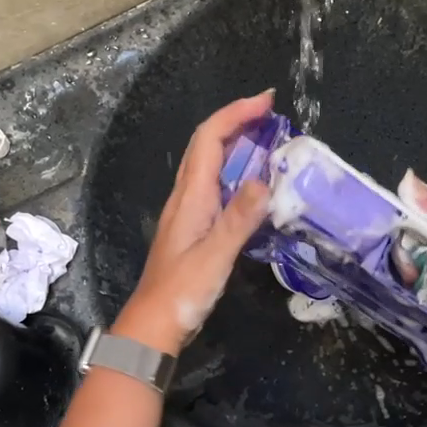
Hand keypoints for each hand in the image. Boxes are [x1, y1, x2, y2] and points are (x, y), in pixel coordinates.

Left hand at [113, 92, 276, 354]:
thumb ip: (240, 219)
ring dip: (238, 149)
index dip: (236, 114)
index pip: (209, 139)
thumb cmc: (181, 292)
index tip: (267, 101)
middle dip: (238, 124)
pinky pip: (215, 192)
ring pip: (211, 168)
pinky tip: (254, 192)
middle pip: (208, 147)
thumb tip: (266, 181)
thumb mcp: (215, 256)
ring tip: (270, 147)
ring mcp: (188, 215)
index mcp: (190, 197)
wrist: (154, 325)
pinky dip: (237, 179)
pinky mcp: (193, 233)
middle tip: (273, 118)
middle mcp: (186, 199)